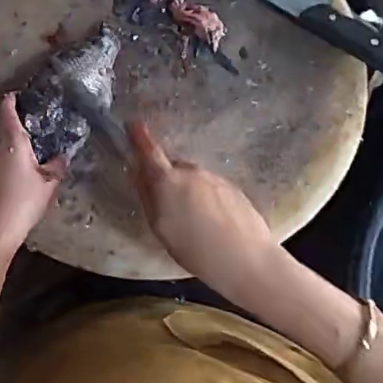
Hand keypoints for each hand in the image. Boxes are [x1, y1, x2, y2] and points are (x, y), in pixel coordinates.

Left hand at [0, 93, 65, 251]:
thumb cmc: (23, 201)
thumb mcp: (50, 182)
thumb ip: (58, 164)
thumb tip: (63, 155)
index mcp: (11, 139)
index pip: (6, 108)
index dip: (13, 97)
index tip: (25, 93)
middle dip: (13, 113)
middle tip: (34, 112)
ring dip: (8, 130)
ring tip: (30, 132)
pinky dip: (6, 145)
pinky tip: (21, 155)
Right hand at [129, 121, 279, 298]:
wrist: (248, 258)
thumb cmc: (197, 250)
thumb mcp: (162, 229)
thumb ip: (148, 198)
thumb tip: (140, 175)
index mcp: (169, 181)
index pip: (150, 152)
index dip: (140, 138)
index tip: (134, 124)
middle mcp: (192, 172)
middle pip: (172, 169)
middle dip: (166, 180)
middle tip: (167, 209)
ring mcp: (215, 178)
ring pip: (193, 179)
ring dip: (188, 192)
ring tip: (193, 224)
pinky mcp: (232, 188)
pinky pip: (210, 188)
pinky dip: (205, 199)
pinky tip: (211, 224)